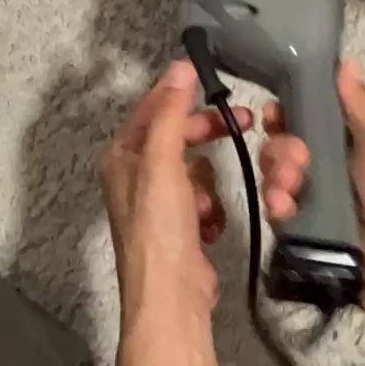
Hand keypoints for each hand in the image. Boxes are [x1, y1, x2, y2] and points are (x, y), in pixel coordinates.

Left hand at [101, 62, 255, 323]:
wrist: (172, 299)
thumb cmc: (160, 227)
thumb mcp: (163, 161)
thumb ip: (171, 113)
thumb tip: (180, 66)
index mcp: (121, 156)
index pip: (153, 109)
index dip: (181, 94)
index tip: (214, 81)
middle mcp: (135, 176)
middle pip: (177, 137)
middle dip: (205, 135)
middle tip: (242, 122)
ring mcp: (157, 204)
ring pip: (195, 169)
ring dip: (207, 182)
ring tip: (207, 204)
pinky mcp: (180, 227)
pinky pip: (204, 199)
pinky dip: (212, 209)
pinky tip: (210, 226)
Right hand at [260, 60, 364, 321]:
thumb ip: (357, 104)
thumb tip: (346, 61)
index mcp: (349, 143)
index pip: (307, 116)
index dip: (288, 110)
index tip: (277, 109)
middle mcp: (327, 168)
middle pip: (284, 142)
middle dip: (281, 143)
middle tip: (298, 154)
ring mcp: (312, 200)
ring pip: (274, 172)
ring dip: (277, 170)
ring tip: (293, 182)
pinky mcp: (299, 230)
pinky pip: (275, 207)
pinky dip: (276, 201)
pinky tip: (284, 204)